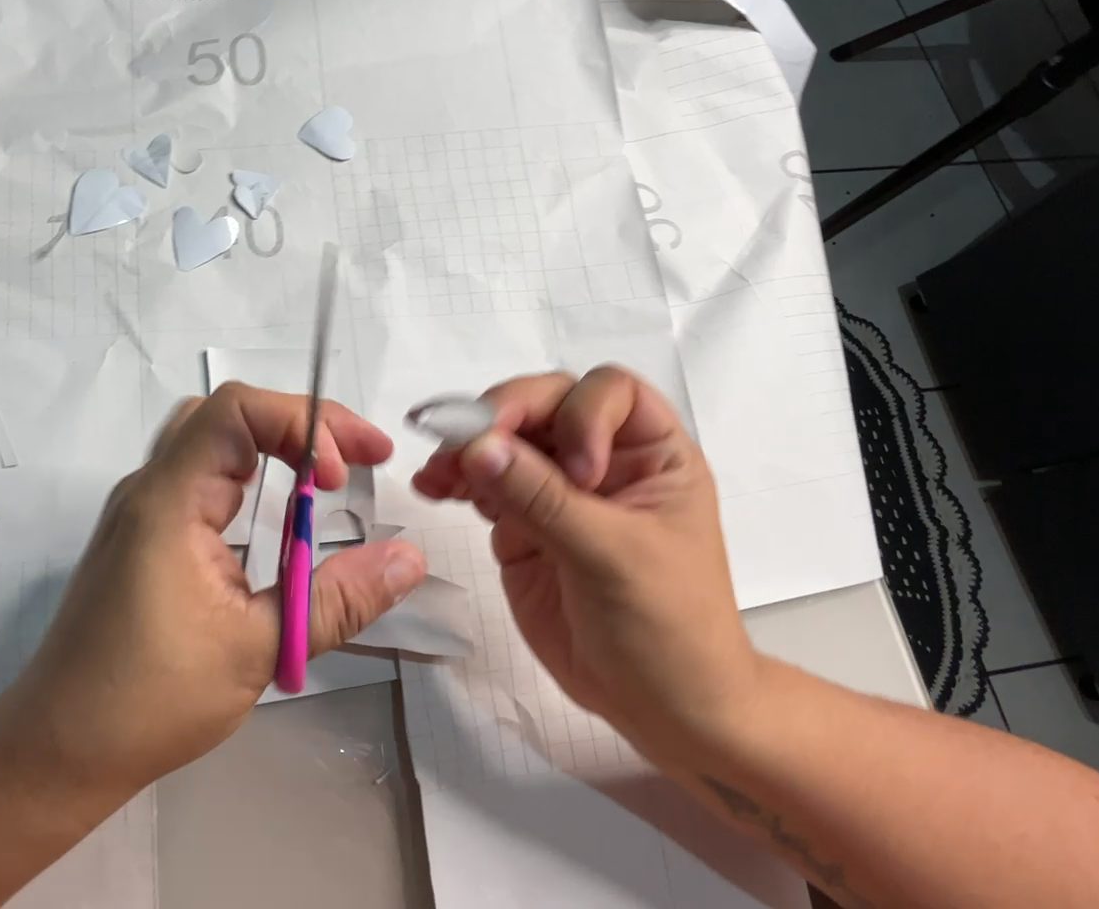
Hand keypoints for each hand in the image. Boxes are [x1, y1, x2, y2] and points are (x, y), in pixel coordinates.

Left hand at [0, 383, 427, 802]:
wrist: (56, 748)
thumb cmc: (150, 701)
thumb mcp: (258, 649)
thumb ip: (337, 599)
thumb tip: (408, 558)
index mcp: (169, 502)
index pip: (236, 411)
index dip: (302, 425)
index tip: (344, 478)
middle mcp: (149, 490)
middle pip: (226, 415)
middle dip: (300, 425)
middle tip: (357, 462)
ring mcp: (141, 512)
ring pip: (209, 442)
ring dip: (272, 448)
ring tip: (327, 480)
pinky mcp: (142, 537)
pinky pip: (199, 479)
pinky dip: (248, 477)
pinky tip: (277, 518)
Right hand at [411, 366, 761, 763]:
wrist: (659, 706)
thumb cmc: (666, 625)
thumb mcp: (613, 556)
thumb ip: (542, 499)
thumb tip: (478, 446)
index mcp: (651, 452)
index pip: (608, 392)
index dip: (581, 414)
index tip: (576, 471)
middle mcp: (600, 459)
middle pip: (543, 405)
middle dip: (501, 418)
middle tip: (462, 444)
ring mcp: (556, 492)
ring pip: (504, 443)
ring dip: (466, 448)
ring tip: (435, 473)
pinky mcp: (522, 525)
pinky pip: (483, 486)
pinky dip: (455, 480)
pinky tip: (432, 487)